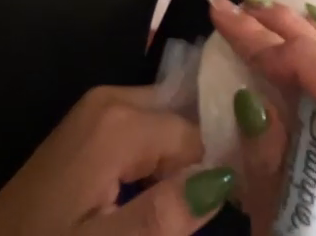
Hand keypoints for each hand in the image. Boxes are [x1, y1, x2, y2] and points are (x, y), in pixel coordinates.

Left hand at [0, 85, 236, 235]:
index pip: (196, 136)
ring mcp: (98, 108)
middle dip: (192, 164)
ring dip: (174, 166)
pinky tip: (145, 198)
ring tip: (166, 211)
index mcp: (120, 121)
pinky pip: (144, 130)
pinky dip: (154, 161)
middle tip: (184, 217)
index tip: (216, 212)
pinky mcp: (90, 123)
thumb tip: (225, 178)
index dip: (210, 176)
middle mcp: (113, 98)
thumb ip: (164, 214)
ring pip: (166, 125)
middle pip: (182, 121)